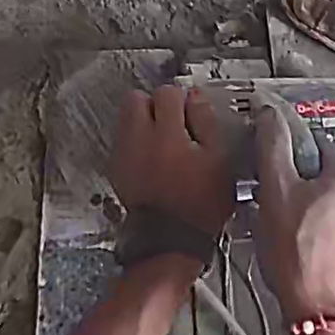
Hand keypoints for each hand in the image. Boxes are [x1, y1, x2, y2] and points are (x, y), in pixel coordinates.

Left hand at [110, 85, 235, 235]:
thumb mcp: (218, 162)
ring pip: (126, 118)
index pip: (167, 93)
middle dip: (154, 104)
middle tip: (172, 121)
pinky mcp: (116, 168)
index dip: (182, 100)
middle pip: (136, 99)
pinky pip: (123, 141)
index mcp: (167, 134)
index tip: (191, 113)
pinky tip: (152, 158)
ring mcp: (124, 153)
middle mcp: (139, 139)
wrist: (171, 241)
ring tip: (162, 139)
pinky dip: (136, 142)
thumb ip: (206, 124)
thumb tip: (196, 98)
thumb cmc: (200, 205)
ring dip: (143, 121)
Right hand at [254, 103, 334, 319]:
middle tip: (260, 188)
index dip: (281, 144)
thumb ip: (273, 144)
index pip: (309, 140)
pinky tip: (283, 229)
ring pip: (314, 191)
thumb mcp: (276, 187)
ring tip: (268, 211)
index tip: (260, 157)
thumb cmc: (294, 247)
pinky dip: (301, 214)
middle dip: (285, 172)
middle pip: (311, 166)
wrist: (313, 305)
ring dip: (290, 194)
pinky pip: (319, 213)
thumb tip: (270, 113)